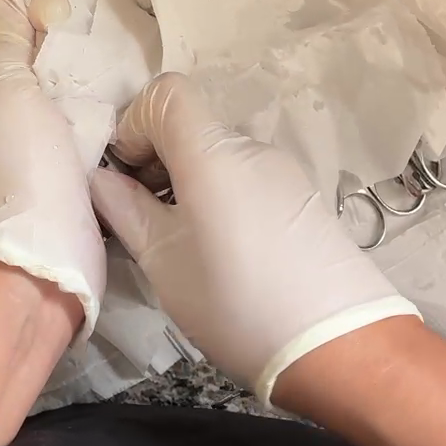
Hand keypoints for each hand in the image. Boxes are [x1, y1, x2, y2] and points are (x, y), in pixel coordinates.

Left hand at [0, 0, 104, 341]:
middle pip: (35, 63)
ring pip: (65, 92)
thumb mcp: (3, 82)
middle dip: (65, 39)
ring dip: (90, 73)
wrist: (43, 249)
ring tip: (130, 37)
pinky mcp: (70, 168)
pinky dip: (105, 107)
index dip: (22, 6)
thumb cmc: (15, 155)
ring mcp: (36, 143)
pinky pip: (88, 124)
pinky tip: (133, 86)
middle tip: (107, 6)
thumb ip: (3, 35)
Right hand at [89, 72, 417, 400]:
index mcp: (211, 152)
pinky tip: (221, 250)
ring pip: (215, 155)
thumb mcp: (162, 260)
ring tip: (181, 240)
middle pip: (189, 126)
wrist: (345, 351)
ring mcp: (283, 172)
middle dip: (155, 158)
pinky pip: (243, 177)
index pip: (165, 93)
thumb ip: (123, 208)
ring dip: (185, 181)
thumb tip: (100, 179)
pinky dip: (217, 195)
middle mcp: (249, 148)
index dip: (135, 122)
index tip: (128, 173)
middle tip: (143, 214)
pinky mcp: (303, 199)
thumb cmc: (236, 301)